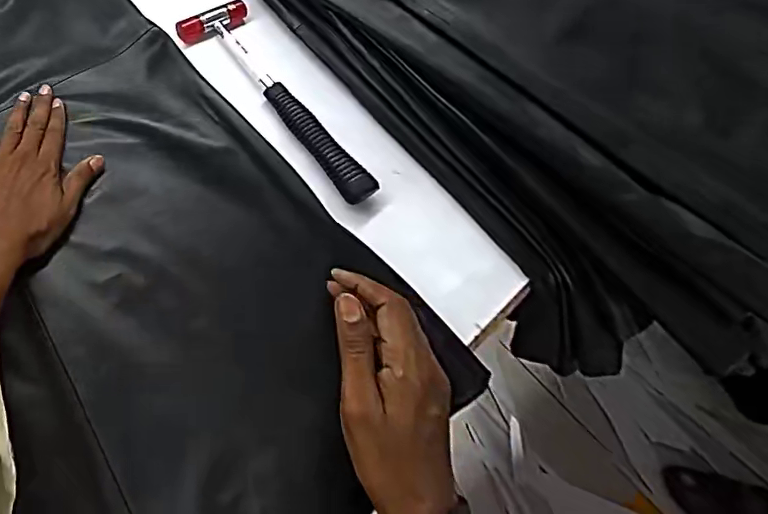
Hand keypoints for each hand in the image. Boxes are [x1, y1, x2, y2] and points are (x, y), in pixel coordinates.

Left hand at [0, 86, 103, 316]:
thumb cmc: (34, 230)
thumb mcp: (65, 209)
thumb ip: (79, 180)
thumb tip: (98, 158)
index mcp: (46, 165)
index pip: (54, 134)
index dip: (57, 117)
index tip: (58, 101)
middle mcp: (25, 156)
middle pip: (35, 126)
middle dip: (41, 106)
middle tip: (44, 88)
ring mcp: (1, 159)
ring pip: (12, 128)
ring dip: (19, 110)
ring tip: (23, 94)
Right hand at [330, 268, 456, 513]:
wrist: (417, 505)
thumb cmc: (388, 463)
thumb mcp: (358, 401)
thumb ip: (354, 347)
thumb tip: (347, 303)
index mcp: (411, 366)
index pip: (391, 304)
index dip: (361, 283)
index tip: (336, 277)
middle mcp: (428, 368)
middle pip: (401, 310)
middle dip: (366, 290)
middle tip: (335, 285)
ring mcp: (432, 378)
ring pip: (405, 323)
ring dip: (374, 305)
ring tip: (344, 301)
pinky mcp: (429, 388)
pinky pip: (407, 341)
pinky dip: (383, 325)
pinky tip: (364, 331)